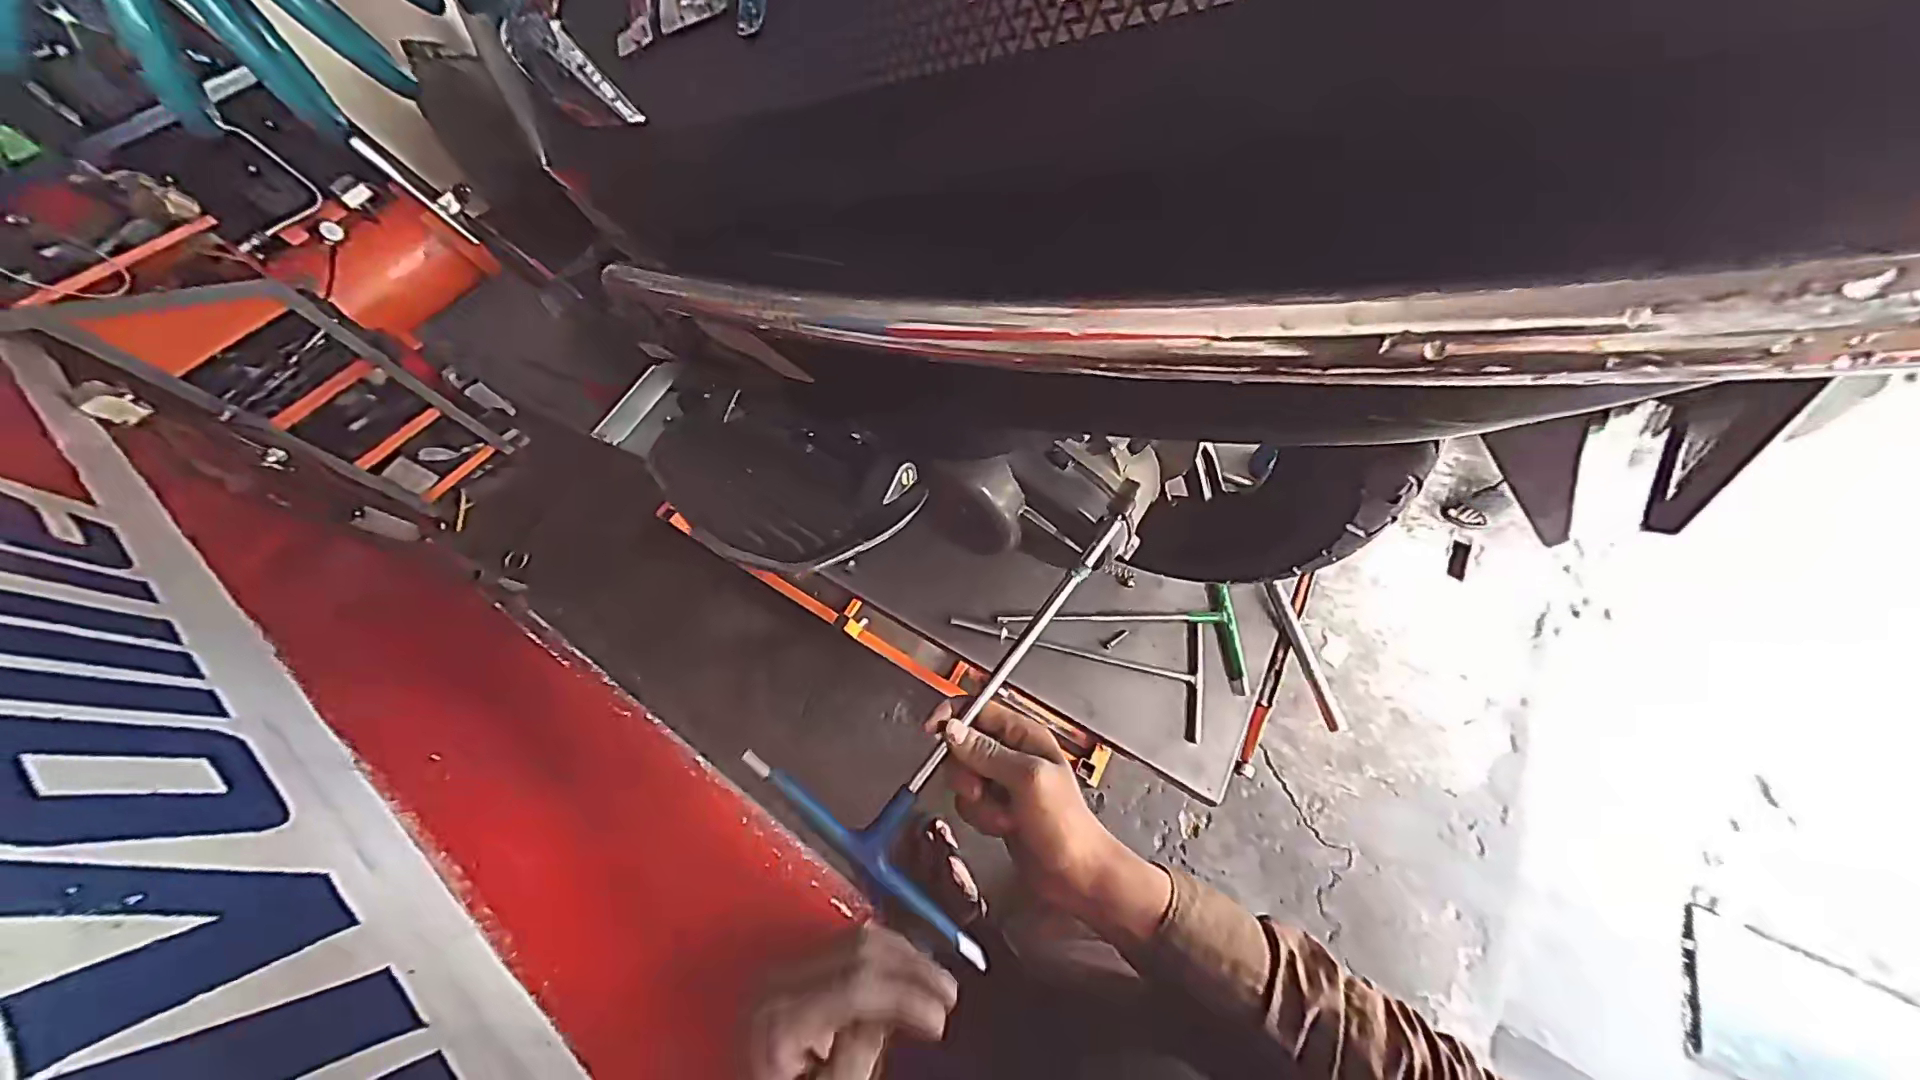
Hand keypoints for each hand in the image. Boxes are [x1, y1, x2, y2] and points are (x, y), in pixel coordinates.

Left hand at [747, 925, 958, 1079]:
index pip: (859, 982)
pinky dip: (882, 949)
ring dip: (902, 952)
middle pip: (860, 948)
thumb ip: (858, 1054)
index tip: (939, 1013)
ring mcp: (781, 963)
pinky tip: (905, 962)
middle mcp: (777, 977)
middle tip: (947, 990)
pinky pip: (844, 939)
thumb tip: (897, 1013)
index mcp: (782, 1014)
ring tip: (934, 978)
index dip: (907, 993)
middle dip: (912, 966)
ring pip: (856, 935)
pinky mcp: (790, 959)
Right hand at [930, 699, 1170, 945]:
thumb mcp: (1027, 779)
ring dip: (977, 802)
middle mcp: (1012, 754)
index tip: (933, 731)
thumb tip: (953, 730)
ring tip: (1003, 814)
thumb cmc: (1065, 824)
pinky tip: (1003, 825)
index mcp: (1024, 735)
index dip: (953, 716)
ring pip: (963, 778)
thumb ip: (987, 753)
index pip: (979, 710)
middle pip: (963, 745)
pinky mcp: (997, 807)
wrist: (1076, 874)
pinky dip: (981, 817)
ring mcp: (1003, 782)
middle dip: (965, 771)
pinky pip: (970, 804)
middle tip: (979, 788)